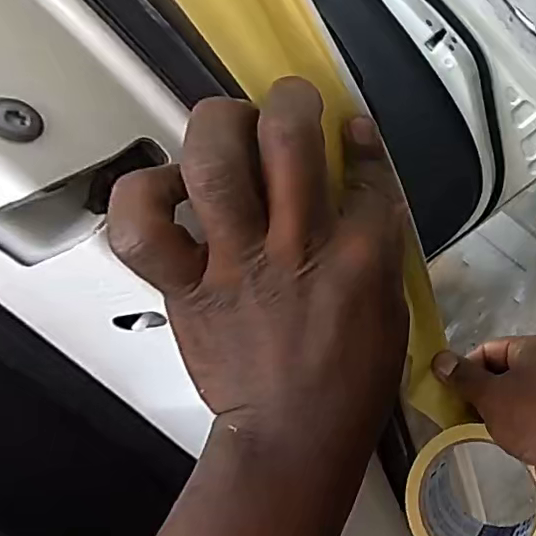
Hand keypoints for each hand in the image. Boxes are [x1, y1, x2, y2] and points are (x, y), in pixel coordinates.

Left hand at [108, 79, 409, 454]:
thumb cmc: (354, 376)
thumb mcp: (392, 306)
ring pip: (216, 164)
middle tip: (292, 101)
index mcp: (360, 259)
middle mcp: (298, 249)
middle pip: (290, 142)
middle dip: (292, 101)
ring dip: (222, 125)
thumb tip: (361, 192)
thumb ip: (378, 245)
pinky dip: (145, 194)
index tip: (354, 129)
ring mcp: (236, 266)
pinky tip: (169, 187)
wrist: (295, 434)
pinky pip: (144, 229)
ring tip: (230, 125)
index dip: (363, 143)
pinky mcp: (187, 290)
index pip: (367, 175)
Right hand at [430, 336, 535, 487]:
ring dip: (492, 406)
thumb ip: (463, 376)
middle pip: (500, 368)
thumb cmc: (532, 418)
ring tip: (473, 425)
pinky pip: (526, 409)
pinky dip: (509, 418)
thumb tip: (439, 359)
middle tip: (456, 411)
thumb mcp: (490, 395)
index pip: (488, 348)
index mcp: (534, 347)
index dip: (465, 368)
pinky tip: (498, 435)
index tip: (448, 393)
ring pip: (512, 391)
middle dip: (477, 388)